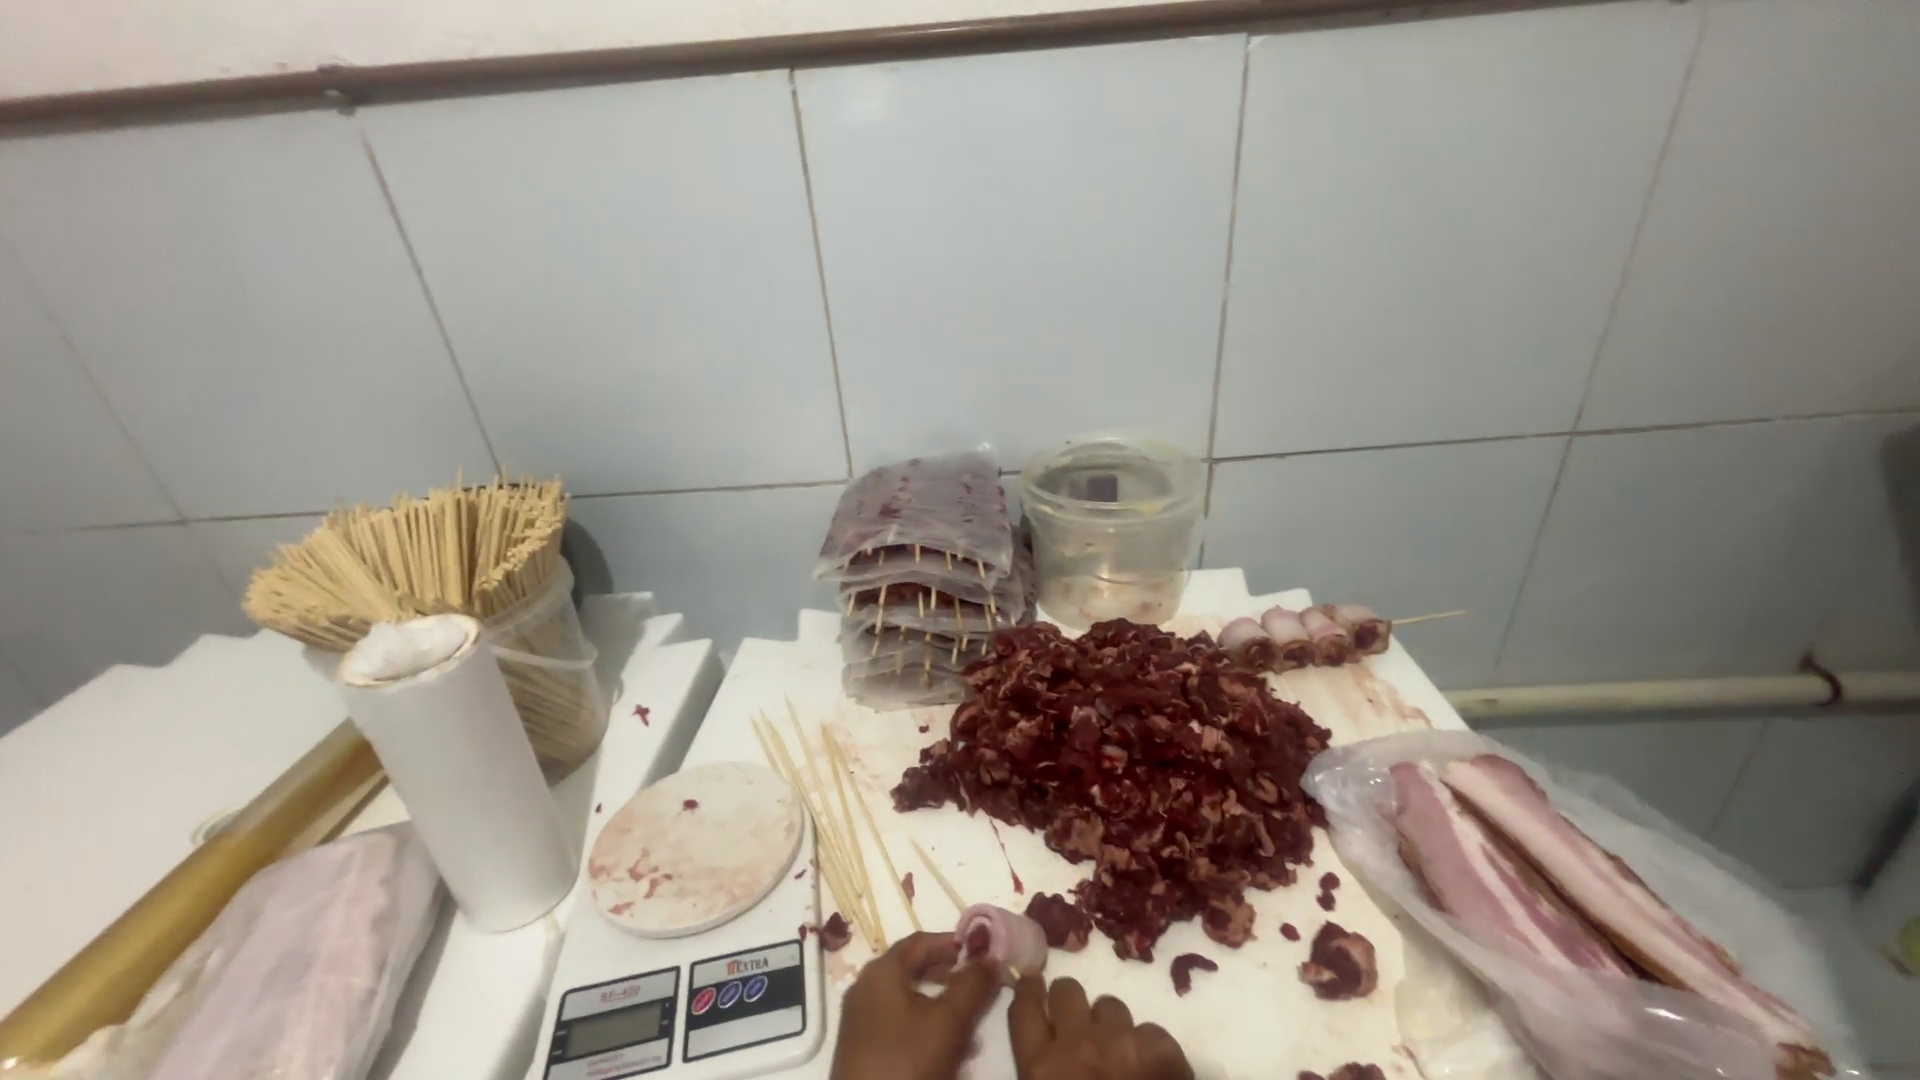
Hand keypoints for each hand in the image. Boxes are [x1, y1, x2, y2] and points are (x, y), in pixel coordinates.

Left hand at [830, 931, 1002, 1079]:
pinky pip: (899, 1026)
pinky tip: (947, 1053)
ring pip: (909, 1001)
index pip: (920, 941)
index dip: (953, 942)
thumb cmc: (907, 1061)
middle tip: (978, 985)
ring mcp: (861, 1021)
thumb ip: (972, 984)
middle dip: (949, 976)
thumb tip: (990, 954)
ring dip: (941, 1007)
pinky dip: (924, 1028)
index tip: (981, 952)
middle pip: (913, 969)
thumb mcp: (949, 1021)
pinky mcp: (862, 1050)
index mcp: (881, 971)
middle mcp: (866, 989)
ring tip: (970, 1025)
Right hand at [1008, 975, 1193, 1079]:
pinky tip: (1152, 1074)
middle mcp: (1077, 1044)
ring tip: (1118, 1055)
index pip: (1025, 1009)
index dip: (1028, 991)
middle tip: (1078, 1026)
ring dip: (1110, 1027)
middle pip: (1067, 991)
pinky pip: (1150, 1030)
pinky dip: (1149, 1048)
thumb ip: (1039, 1076)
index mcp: (1042, 1070)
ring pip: (1110, 1006)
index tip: (1033, 983)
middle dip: (1071, 1004)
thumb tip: (1040, 1061)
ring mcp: (1122, 1042)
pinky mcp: (1162, 1050)